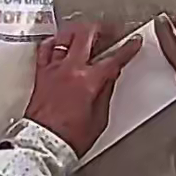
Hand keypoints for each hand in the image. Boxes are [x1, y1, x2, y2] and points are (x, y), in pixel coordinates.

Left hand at [24, 22, 142, 155]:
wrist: (43, 146)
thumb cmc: (70, 137)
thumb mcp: (100, 117)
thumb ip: (106, 91)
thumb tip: (111, 76)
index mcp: (89, 81)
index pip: (114, 58)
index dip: (128, 48)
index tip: (134, 42)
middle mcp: (70, 69)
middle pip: (88, 34)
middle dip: (103, 29)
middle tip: (111, 31)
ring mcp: (54, 69)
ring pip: (66, 36)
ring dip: (80, 31)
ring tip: (88, 33)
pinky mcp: (41, 73)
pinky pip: (46, 48)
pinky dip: (55, 41)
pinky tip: (61, 42)